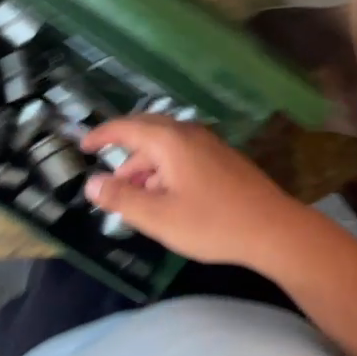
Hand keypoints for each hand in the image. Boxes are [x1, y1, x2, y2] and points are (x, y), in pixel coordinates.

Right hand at [81, 115, 310, 266]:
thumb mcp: (158, 217)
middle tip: (108, 178)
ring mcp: (210, 145)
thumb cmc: (212, 223)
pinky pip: (184, 156)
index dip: (102, 135)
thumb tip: (92, 183)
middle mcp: (189, 134)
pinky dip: (165, 171)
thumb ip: (122, 198)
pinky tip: (166, 199)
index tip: (84, 146)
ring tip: (135, 200)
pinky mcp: (223, 160)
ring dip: (146, 168)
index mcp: (170, 140)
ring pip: (167, 147)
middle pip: (148, 132)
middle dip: (124, 153)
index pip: (127, 127)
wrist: (273, 229)